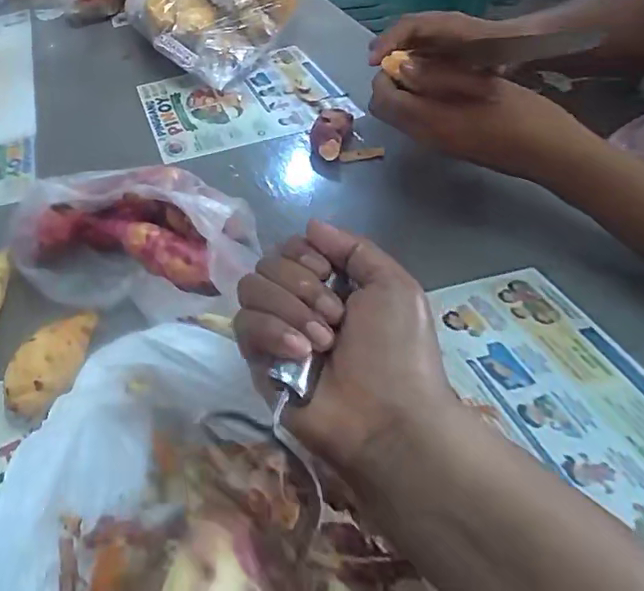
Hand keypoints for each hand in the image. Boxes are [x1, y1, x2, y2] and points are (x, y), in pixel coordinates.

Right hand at [234, 220, 462, 472]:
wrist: (390, 419)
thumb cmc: (399, 353)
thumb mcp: (394, 287)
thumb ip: (354, 247)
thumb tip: (311, 224)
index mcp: (329, 284)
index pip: (290, 245)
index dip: (304, 253)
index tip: (327, 273)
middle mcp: (297, 301)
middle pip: (268, 263)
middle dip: (301, 286)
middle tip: (335, 318)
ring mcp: (274, 330)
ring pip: (251, 289)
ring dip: (289, 309)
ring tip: (322, 342)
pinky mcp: (257, 359)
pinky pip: (244, 324)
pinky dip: (273, 332)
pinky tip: (301, 353)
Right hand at [369, 11, 518, 66]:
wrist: (523, 42)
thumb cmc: (502, 50)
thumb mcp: (477, 56)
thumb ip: (444, 62)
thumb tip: (406, 67)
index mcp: (445, 23)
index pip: (407, 26)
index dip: (387, 41)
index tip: (374, 60)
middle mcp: (438, 23)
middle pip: (402, 29)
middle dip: (384, 45)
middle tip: (371, 64)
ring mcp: (439, 29)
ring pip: (408, 35)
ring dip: (392, 50)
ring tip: (380, 67)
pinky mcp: (442, 39)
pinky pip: (416, 43)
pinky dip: (404, 54)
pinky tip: (401, 71)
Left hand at [369, 60, 597, 182]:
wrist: (556, 156)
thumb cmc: (524, 114)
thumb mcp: (480, 84)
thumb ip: (437, 74)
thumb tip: (402, 66)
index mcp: (429, 120)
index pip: (382, 98)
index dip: (385, 76)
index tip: (403, 59)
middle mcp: (425, 137)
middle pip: (386, 111)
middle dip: (391, 87)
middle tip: (415, 67)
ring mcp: (438, 146)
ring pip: (401, 119)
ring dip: (405, 98)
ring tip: (435, 77)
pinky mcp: (451, 149)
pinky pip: (419, 126)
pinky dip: (420, 108)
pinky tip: (450, 94)